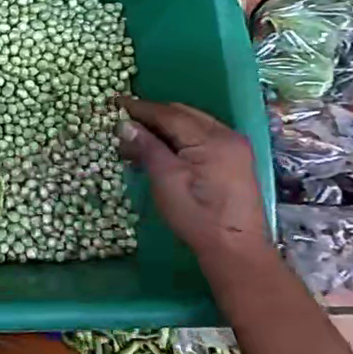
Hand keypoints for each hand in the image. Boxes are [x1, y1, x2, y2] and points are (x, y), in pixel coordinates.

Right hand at [117, 97, 269, 257]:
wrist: (236, 251)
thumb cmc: (198, 217)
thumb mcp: (166, 181)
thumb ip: (148, 147)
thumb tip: (126, 125)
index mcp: (212, 139)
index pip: (170, 114)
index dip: (141, 108)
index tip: (116, 102)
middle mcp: (227, 135)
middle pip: (183, 114)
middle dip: (152, 115)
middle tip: (124, 120)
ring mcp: (234, 147)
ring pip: (192, 124)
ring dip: (165, 126)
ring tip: (138, 136)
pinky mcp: (235, 160)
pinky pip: (202, 136)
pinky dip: (179, 136)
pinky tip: (162, 148)